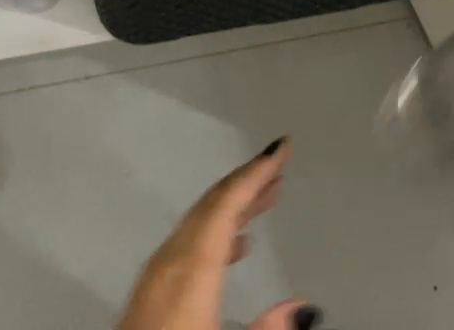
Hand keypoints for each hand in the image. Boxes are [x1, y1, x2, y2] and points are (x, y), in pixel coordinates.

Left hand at [117, 137, 317, 329]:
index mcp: (190, 271)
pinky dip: (216, 231)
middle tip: (280, 163)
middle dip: (246, 181)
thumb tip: (304, 307)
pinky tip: (236, 246)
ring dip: (233, 205)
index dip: (254, 173)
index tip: (280, 146)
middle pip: (210, 207)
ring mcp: (154, 277)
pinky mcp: (149, 295)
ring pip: (199, 223)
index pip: (225, 205)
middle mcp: (169, 263)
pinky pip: (188, 244)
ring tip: (268, 197)